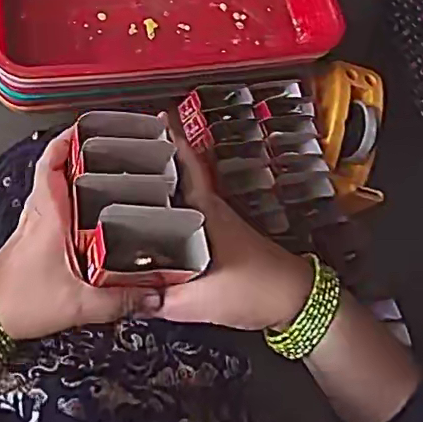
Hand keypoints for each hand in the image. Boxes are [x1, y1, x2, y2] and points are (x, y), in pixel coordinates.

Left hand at [0, 129, 160, 339]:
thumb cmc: (19, 302)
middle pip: (57, 167)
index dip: (67, 139)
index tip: (88, 125)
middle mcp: (39, 211)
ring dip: (74, 173)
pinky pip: (53, 204)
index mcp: (47, 212)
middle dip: (80, 151)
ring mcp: (35, 222)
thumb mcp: (77, 304)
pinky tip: (91, 210)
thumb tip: (153, 294)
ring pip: (54, 185)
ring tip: (107, 170)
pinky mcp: (34, 237)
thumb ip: (118, 300)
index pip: (51, 161)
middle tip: (109, 145)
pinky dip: (70, 196)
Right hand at [147, 113, 314, 331]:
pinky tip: (154, 221)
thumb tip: (126, 297)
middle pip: (180, 174)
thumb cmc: (256, 289)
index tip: (155, 119)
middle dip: (156, 159)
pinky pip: (188, 213)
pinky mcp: (220, 237)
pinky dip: (171, 208)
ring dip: (163, 183)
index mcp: (207, 211)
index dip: (171, 139)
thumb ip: (161, 301)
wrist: (295, 302)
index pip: (187, 163)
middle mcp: (211, 209)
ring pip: (183, 193)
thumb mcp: (203, 301)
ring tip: (131, 180)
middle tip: (129, 148)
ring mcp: (217, 221)